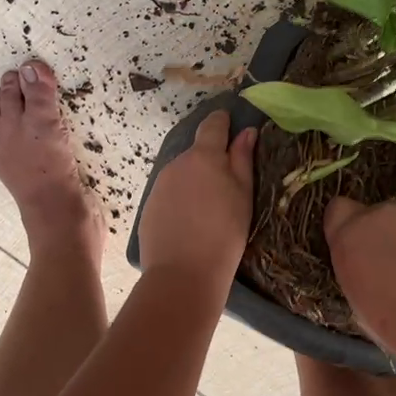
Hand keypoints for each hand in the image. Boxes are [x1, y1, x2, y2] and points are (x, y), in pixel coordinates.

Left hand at [138, 110, 256, 284]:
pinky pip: (169, 194)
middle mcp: (177, 163)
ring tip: (208, 208)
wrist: (183, 274)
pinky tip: (189, 222)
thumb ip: (243, 160)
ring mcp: (159, 184)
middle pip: (196, 152)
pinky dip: (180, 200)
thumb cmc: (224, 233)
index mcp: (204, 156)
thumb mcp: (243, 195)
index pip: (212, 125)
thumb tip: (247, 132)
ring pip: (181, 174)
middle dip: (210, 160)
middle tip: (226, 183)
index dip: (222, 121)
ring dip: (194, 181)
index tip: (230, 121)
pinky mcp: (148, 206)